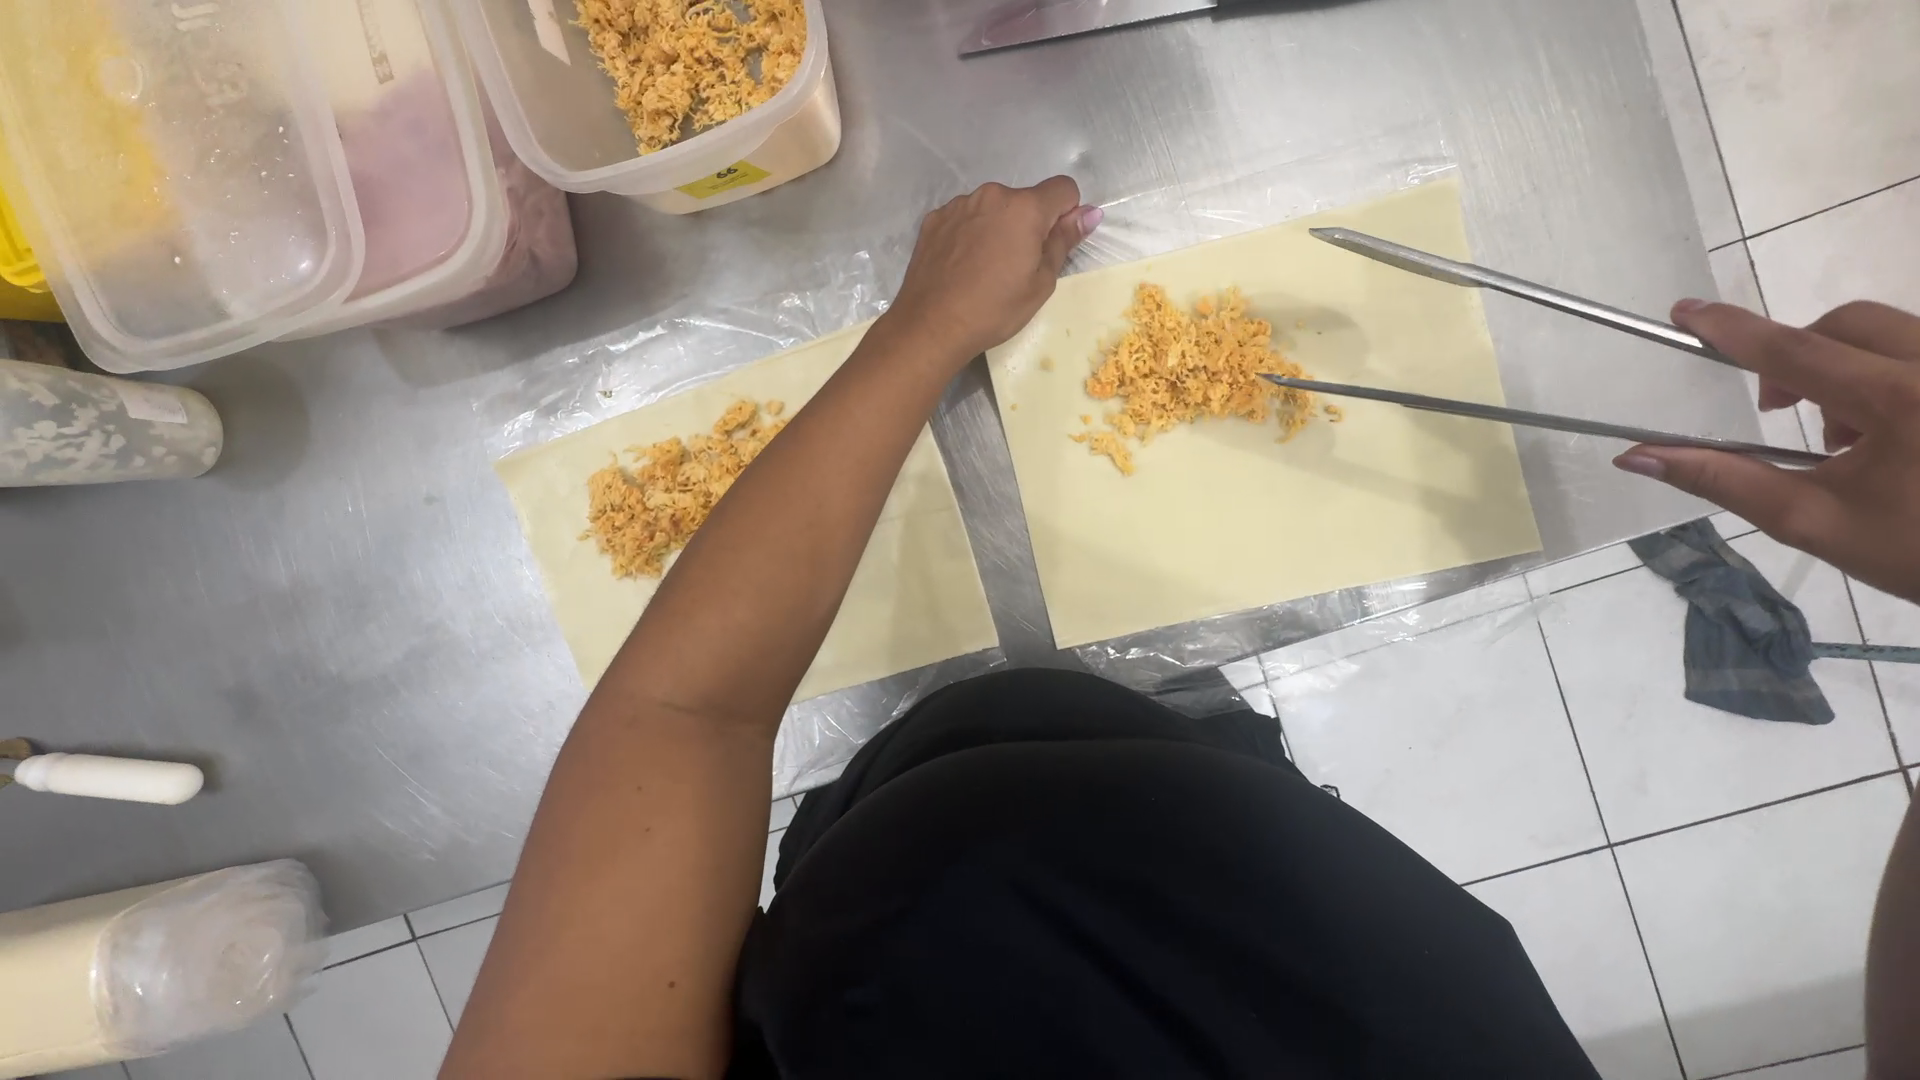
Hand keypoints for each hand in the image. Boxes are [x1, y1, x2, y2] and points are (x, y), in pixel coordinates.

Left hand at [883, 176, 1102, 364]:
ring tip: (985, 269)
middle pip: (1024, 200)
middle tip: (1016, 267)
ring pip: (992, 209)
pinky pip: (964, 218)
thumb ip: (1065, 241)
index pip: (1063, 188)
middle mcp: (991, 195)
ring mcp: (958, 205)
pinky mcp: (934, 220)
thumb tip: (1089, 214)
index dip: (1066, 214)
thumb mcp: (1040, 283)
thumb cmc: (994, 310)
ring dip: (997, 228)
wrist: (931, 326)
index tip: (1053, 245)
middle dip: (1028, 224)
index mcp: (1024, 208)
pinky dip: (969, 234)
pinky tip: (962, 266)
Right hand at [1613, 299, 1919, 602]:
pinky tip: (1903, 434)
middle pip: (1849, 324)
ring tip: (1852, 436)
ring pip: (1898, 334)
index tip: (1687, 311)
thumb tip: (1635, 456)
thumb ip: (1720, 478)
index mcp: (1897, 401)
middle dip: (1799, 355)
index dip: (1732, 330)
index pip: (1792, 352)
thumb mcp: (1810, 520)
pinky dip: (1895, 378)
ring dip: (1851, 371)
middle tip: (1781, 409)